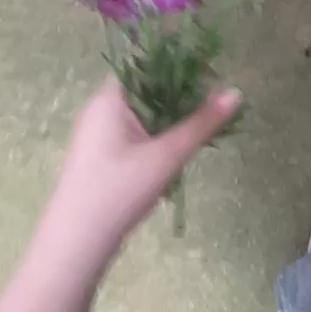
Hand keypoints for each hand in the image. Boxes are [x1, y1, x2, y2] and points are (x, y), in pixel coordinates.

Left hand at [35, 77, 243, 274]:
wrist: (73, 250)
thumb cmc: (117, 192)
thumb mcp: (166, 155)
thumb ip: (202, 123)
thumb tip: (236, 91)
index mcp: (109, 99)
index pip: (145, 63)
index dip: (177, 61)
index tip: (208, 72)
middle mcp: (100, 110)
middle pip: (147, 87)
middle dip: (180, 93)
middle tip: (211, 103)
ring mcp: (98, 135)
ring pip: (143, 112)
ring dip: (171, 116)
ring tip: (200, 127)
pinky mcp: (101, 157)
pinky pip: (135, 132)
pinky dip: (158, 134)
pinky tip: (176, 152)